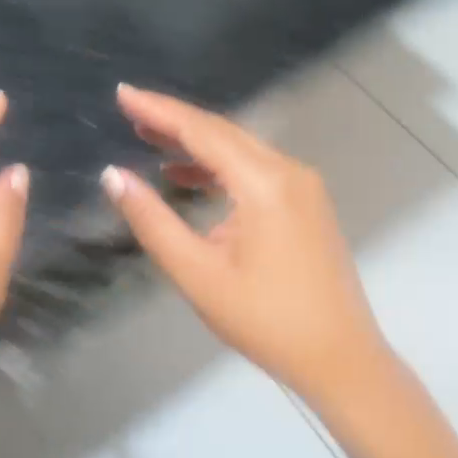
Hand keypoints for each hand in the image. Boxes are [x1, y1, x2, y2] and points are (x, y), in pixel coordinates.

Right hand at [104, 84, 390, 405]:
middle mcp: (288, 173)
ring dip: (194, 141)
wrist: (344, 364)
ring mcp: (303, 187)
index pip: (201, 131)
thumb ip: (152, 219)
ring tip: (148, 137)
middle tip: (128, 109)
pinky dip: (217, 164)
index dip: (158, 109)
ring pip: (239, 146)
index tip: (121, 93)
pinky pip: (254, 167)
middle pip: (221, 131)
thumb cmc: (266, 321)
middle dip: (173, 119)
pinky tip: (186, 176)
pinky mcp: (306, 204)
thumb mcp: (196, 273)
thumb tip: (113, 174)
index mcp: (263, 184)